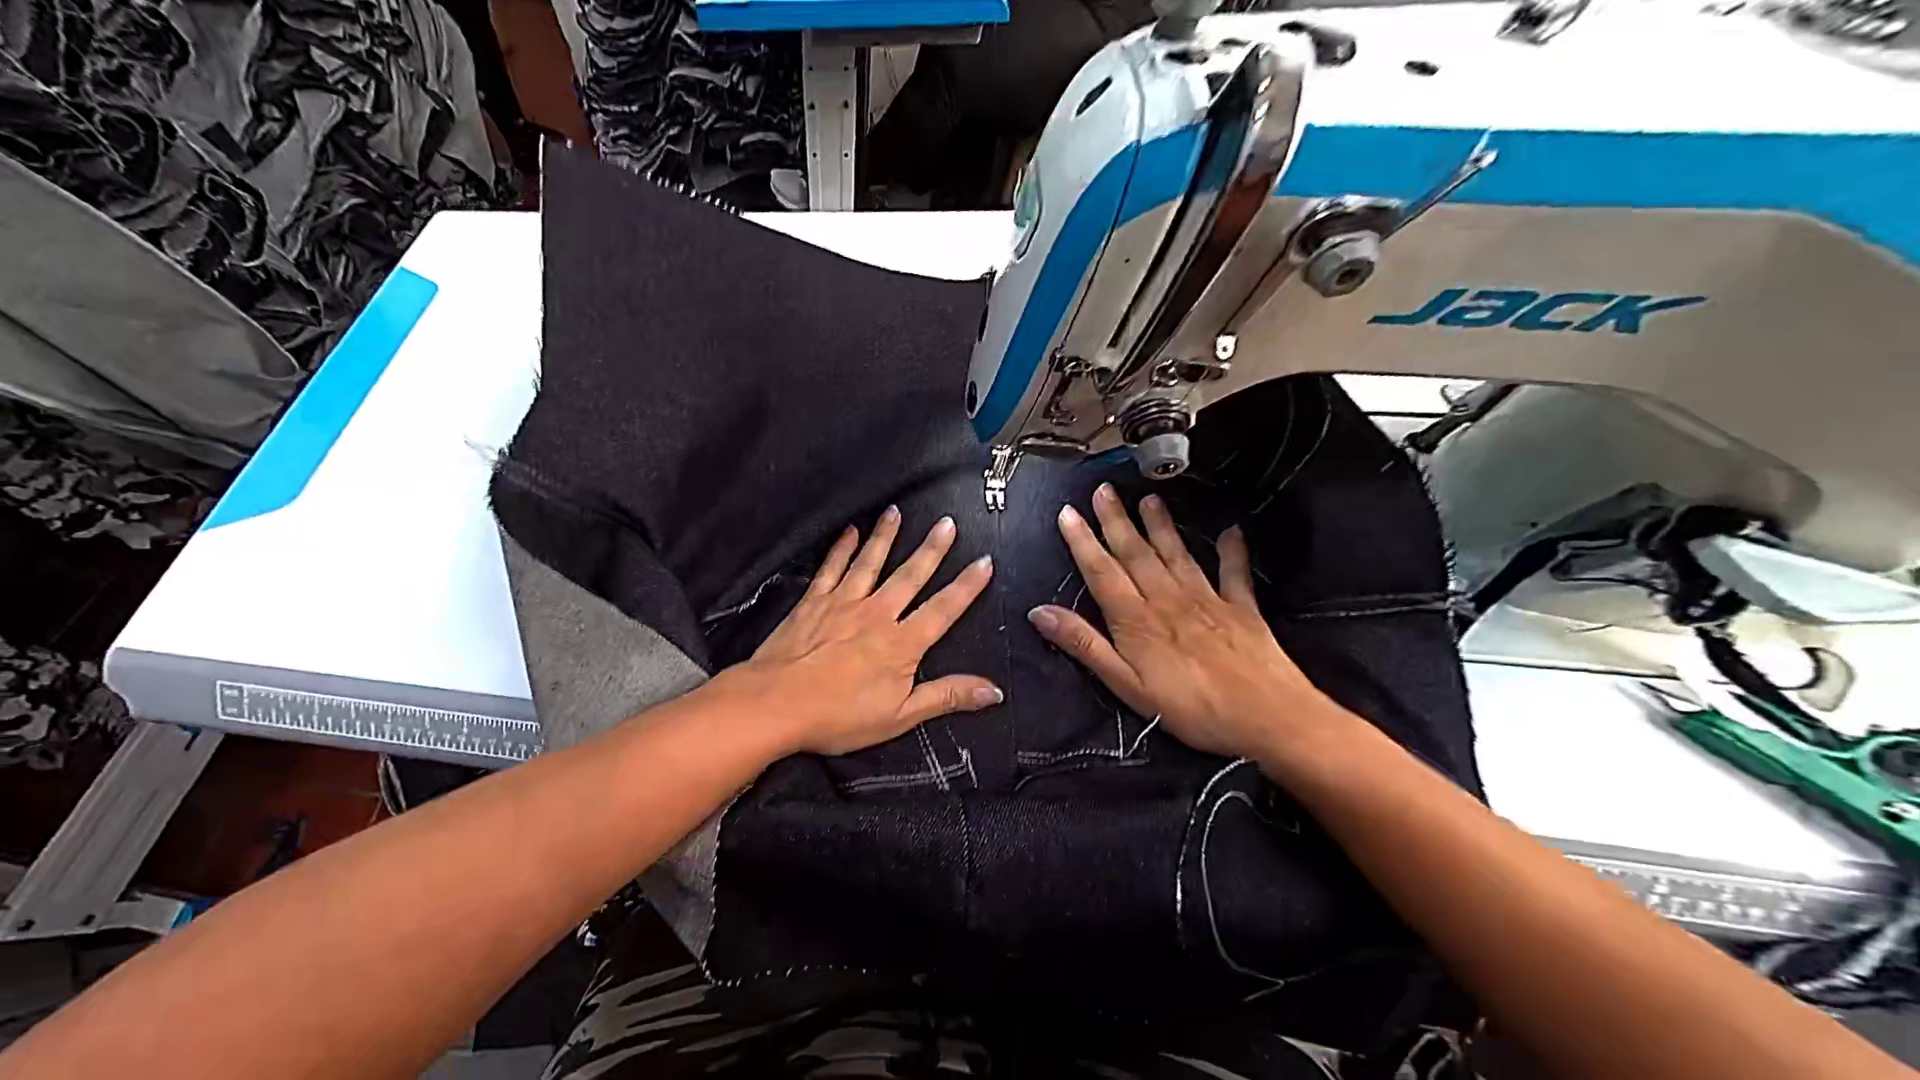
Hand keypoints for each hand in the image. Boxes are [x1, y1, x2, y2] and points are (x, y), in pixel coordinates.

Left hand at [717, 506, 1000, 755]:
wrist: (774, 705)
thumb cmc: (837, 716)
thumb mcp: (901, 716)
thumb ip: (947, 697)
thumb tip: (992, 692)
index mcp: (901, 643)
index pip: (943, 608)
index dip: (967, 585)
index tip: (984, 562)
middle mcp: (876, 615)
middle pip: (910, 575)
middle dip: (932, 548)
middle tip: (947, 523)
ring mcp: (843, 604)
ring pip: (870, 562)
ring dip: (886, 536)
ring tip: (897, 512)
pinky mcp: (813, 603)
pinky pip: (831, 568)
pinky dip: (841, 549)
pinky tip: (849, 532)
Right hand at [1027, 483, 1336, 760]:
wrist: (1268, 718)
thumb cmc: (1193, 709)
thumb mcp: (1126, 685)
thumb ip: (1085, 645)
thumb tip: (1041, 613)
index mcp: (1138, 620)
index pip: (1102, 571)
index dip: (1082, 541)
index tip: (1068, 514)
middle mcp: (1169, 600)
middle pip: (1136, 553)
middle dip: (1116, 520)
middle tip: (1103, 490)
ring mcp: (1207, 600)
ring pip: (1176, 554)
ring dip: (1160, 526)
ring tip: (1149, 499)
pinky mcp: (1241, 609)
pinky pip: (1233, 572)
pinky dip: (1231, 551)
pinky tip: (1231, 532)